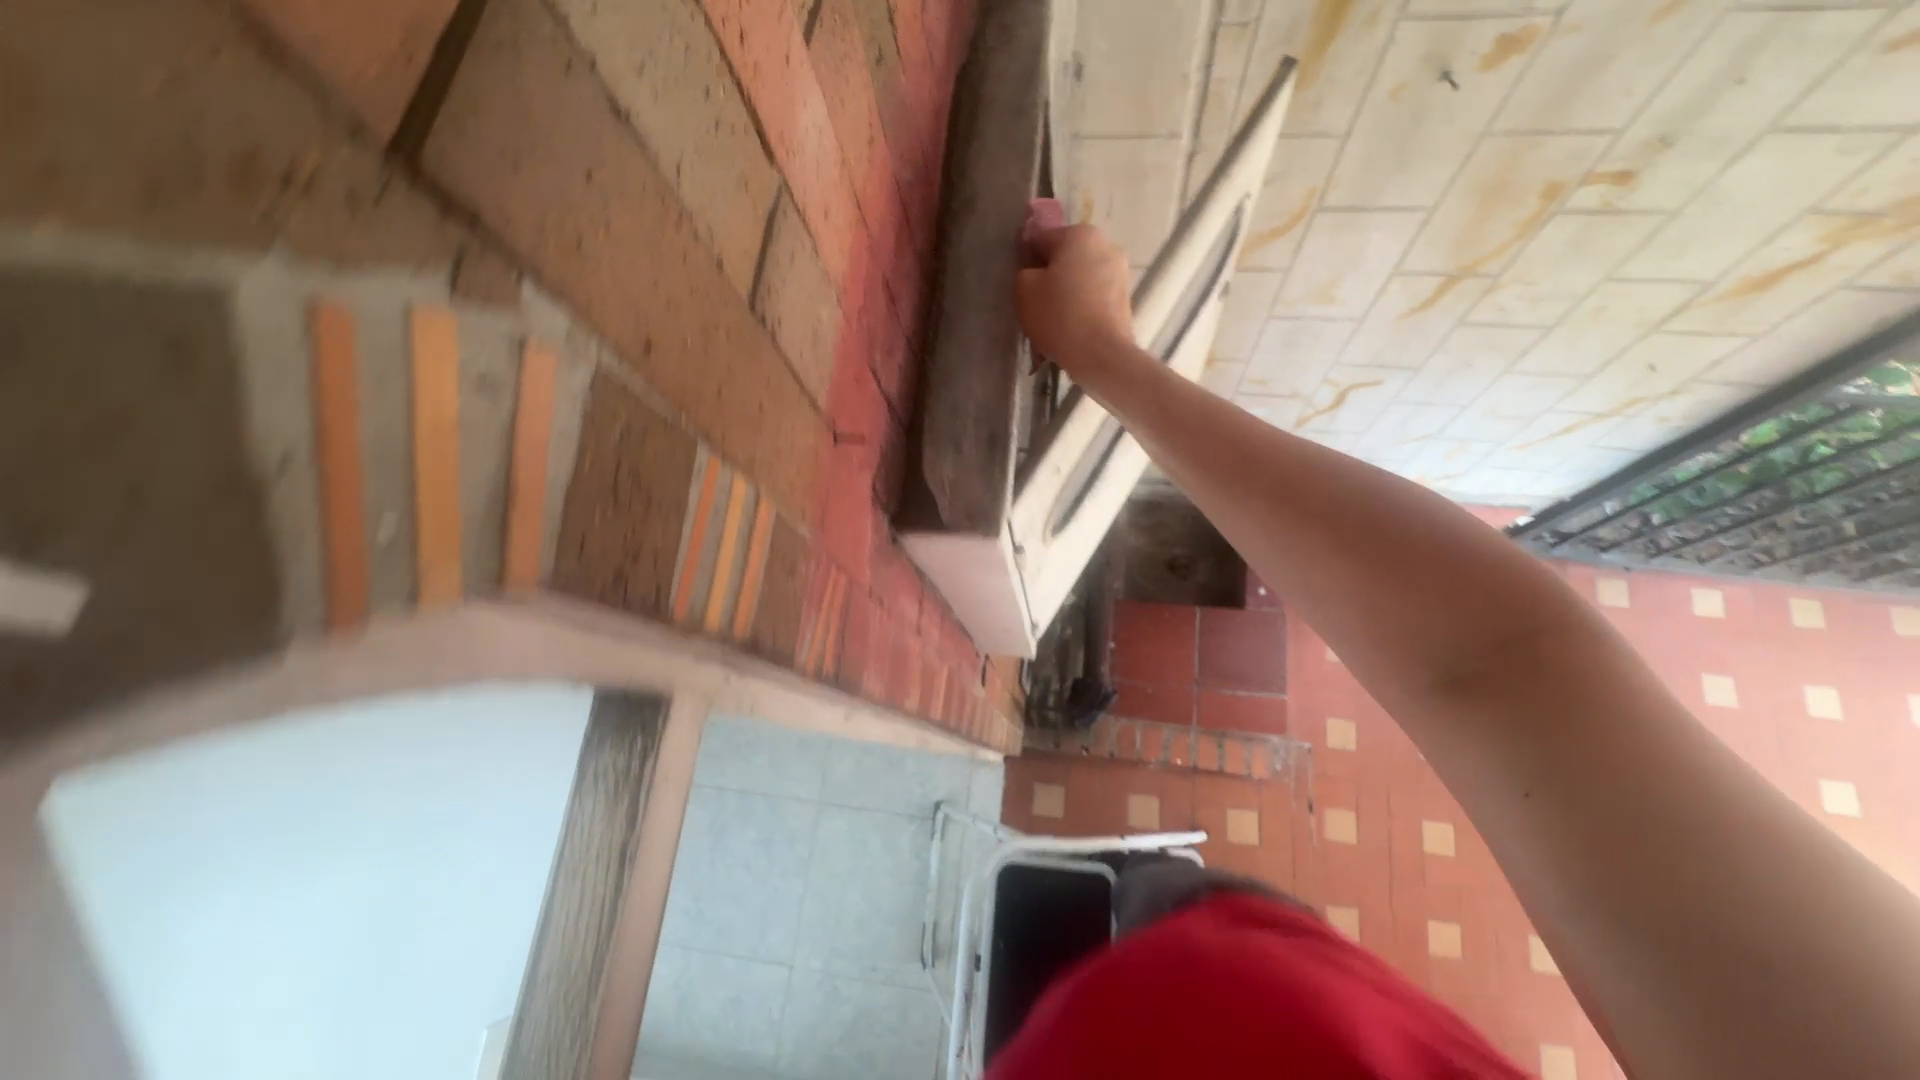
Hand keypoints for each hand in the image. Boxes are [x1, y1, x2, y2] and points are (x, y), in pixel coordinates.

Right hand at [1015, 217, 1135, 377]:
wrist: (1101, 355)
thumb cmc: (1059, 316)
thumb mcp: (1024, 289)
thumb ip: (1025, 270)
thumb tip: (1035, 271)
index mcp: (1079, 234)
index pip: (1041, 240)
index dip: (1026, 262)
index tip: (1021, 286)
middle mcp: (1106, 244)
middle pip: (1065, 258)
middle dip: (1050, 276)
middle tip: (1036, 304)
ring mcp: (1120, 271)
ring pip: (1081, 277)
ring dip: (1067, 292)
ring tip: (1054, 320)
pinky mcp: (1125, 297)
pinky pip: (1094, 295)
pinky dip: (1082, 306)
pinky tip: (1071, 327)